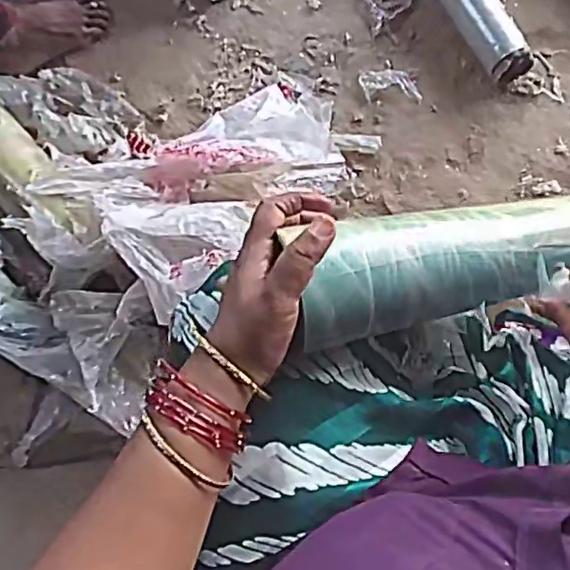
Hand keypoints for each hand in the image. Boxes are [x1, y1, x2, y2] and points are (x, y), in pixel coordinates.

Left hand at [202, 193, 336, 385]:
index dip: (299, 200)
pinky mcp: (269, 293)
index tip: (329, 207)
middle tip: (336, 222)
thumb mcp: (280, 292)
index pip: (272, 209)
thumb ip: (301, 258)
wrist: (233, 369)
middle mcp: (256, 259)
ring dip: (307, 234)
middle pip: (278, 223)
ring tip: (332, 241)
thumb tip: (326, 223)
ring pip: (283, 242)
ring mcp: (261, 277)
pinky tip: (321, 269)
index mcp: (254, 252)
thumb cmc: (254, 331)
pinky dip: (307, 256)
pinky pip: (289, 262)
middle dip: (307, 214)